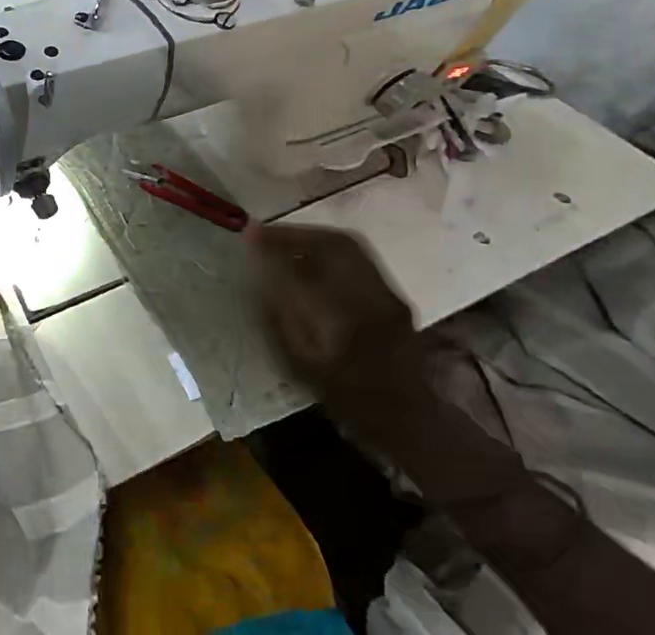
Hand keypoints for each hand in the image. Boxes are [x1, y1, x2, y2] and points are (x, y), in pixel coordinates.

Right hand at [251, 224, 424, 405]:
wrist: (405, 421)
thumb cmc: (343, 393)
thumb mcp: (299, 357)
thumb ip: (279, 309)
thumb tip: (259, 268)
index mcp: (349, 308)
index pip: (310, 256)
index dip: (278, 239)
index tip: (250, 234)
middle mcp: (376, 293)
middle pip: (338, 242)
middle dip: (298, 233)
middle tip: (266, 235)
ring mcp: (390, 296)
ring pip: (351, 249)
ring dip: (314, 241)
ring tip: (284, 246)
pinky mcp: (395, 301)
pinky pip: (358, 262)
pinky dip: (329, 255)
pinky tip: (309, 266)